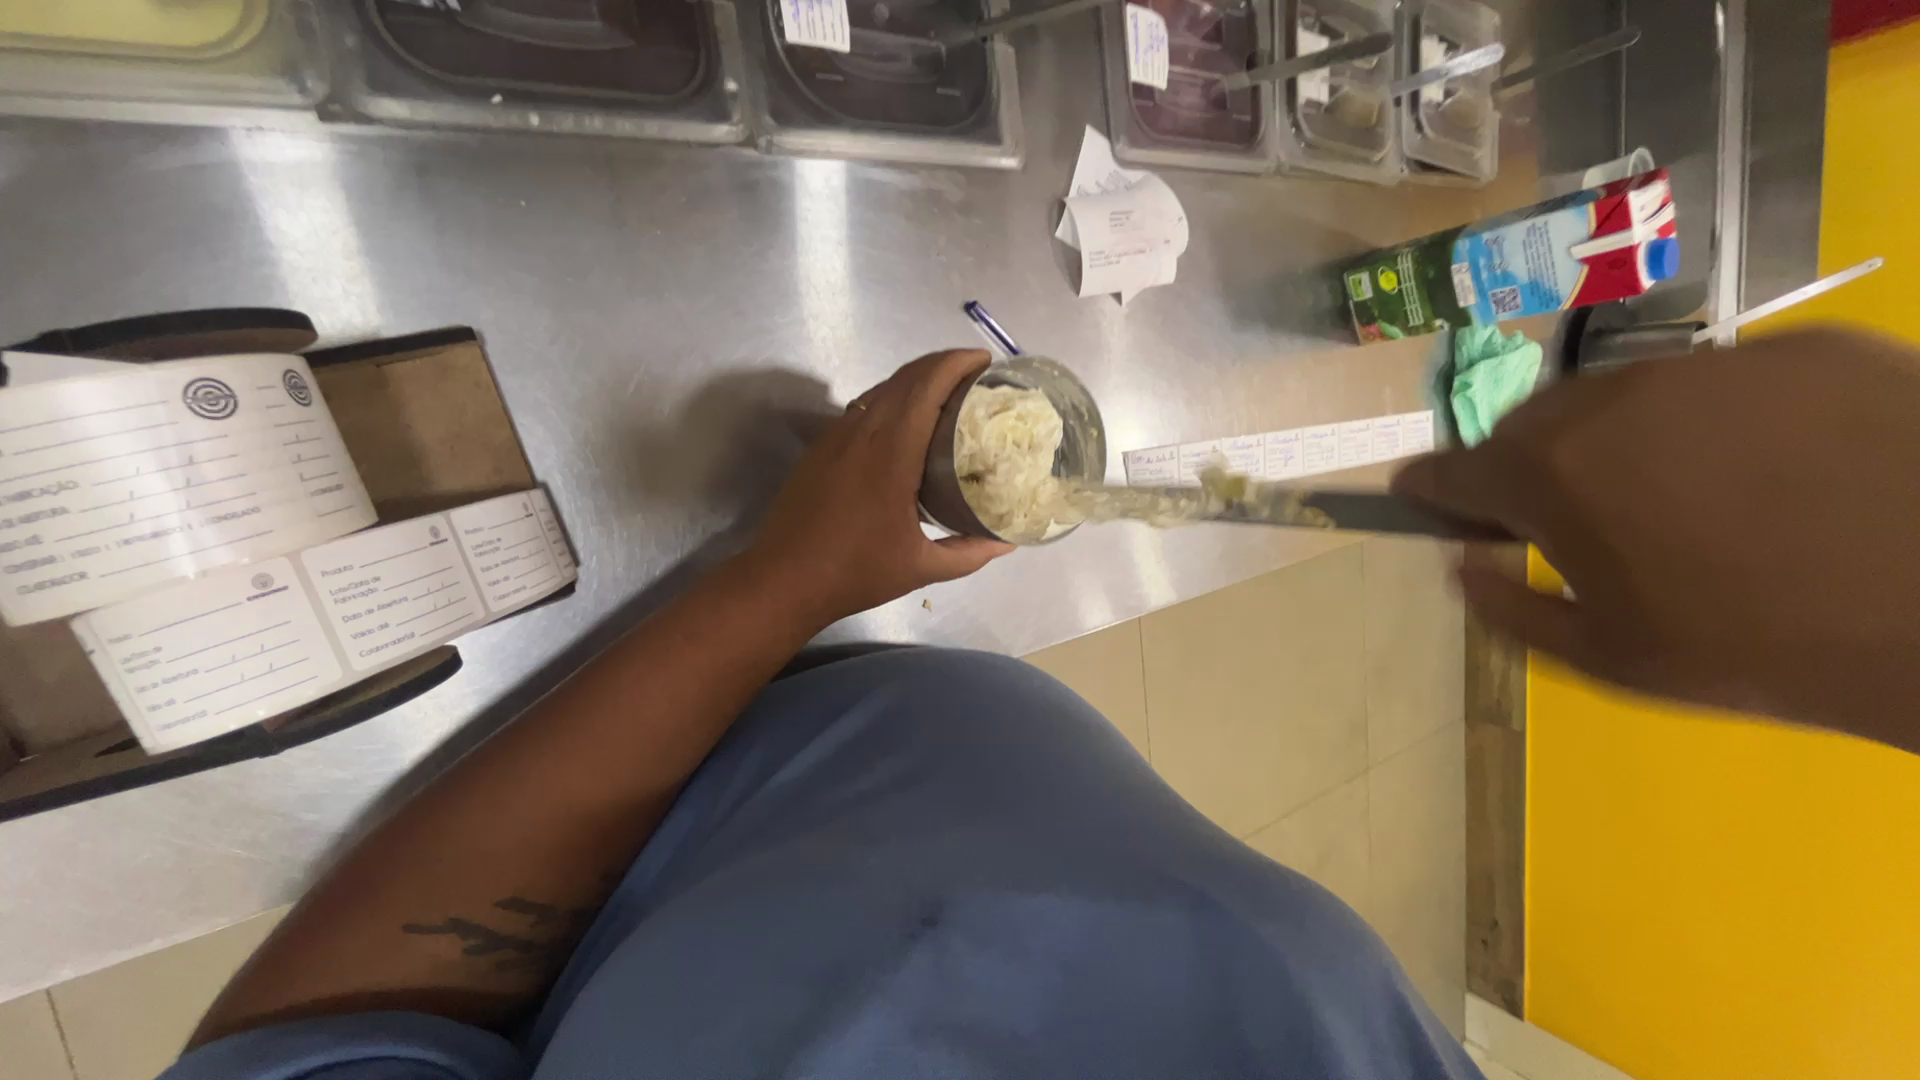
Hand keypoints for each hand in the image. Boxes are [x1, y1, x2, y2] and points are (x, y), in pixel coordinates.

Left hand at [739, 349, 1014, 627]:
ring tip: (948, 395)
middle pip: (905, 377)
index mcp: (891, 452)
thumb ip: (969, 553)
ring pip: (880, 390)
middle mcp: (862, 433)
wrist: (783, 580)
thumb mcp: (922, 568)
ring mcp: (836, 437)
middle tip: (976, 377)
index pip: (925, 385)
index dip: (956, 363)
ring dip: (915, 381)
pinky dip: (891, 401)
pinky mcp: (821, 449)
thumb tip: (1008, 542)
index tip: (986, 361)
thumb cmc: (854, 572)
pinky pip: (862, 409)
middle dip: (942, 365)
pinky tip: (906, 425)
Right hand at [1392, 326, 1919, 752]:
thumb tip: (1459, 566)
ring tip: (1682, 492)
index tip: (1419, 498)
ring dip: (1617, 438)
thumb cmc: (1763, 650)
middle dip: (1525, 465)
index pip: (1450, 470)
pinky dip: (1717, 419)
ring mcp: (1714, 365)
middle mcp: (1611, 400)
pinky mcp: (1814, 348)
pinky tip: (1776, 466)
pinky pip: (1725, 381)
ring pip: (1622, 394)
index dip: (1428, 489)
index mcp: (1550, 473)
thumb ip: (1505, 608)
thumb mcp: (1607, 658)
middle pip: (1529, 424)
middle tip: (1567, 515)